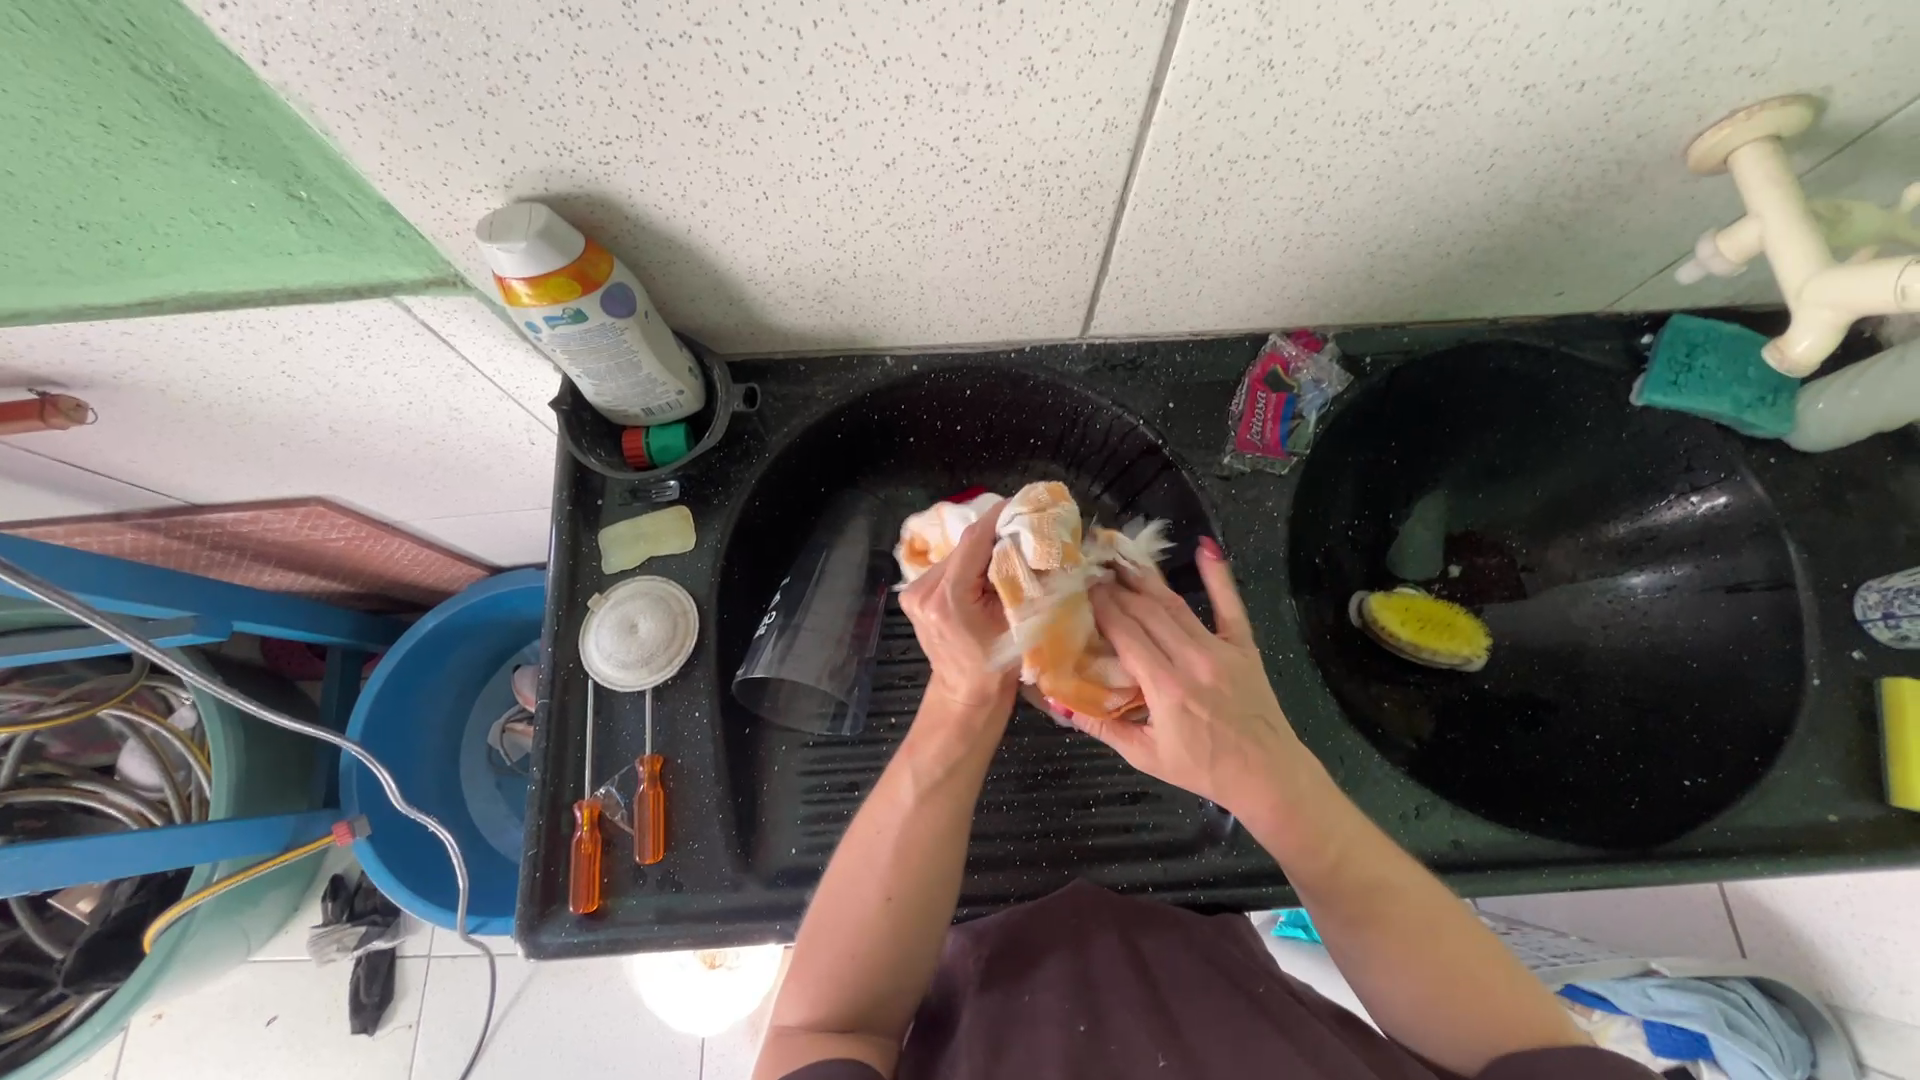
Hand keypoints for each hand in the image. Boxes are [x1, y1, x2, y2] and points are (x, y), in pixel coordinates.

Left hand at [900, 515, 1016, 713]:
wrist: (964, 694)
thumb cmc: (996, 666)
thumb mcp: (1017, 622)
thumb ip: (1021, 581)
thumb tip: (1037, 544)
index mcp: (948, 598)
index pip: (974, 541)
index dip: (998, 517)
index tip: (1021, 503)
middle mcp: (923, 590)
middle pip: (965, 546)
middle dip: (995, 535)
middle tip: (1024, 527)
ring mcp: (914, 592)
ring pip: (957, 554)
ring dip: (983, 549)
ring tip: (1009, 549)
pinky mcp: (914, 594)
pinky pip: (949, 567)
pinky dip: (970, 563)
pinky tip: (988, 568)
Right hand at [1078, 538, 1303, 812]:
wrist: (1267, 776)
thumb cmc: (1202, 769)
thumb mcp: (1144, 756)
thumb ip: (1101, 727)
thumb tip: (1058, 702)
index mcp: (1165, 687)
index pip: (1124, 632)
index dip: (1100, 607)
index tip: (1078, 589)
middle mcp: (1192, 660)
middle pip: (1145, 611)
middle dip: (1114, 588)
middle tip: (1090, 572)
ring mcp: (1221, 649)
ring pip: (1175, 604)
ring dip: (1145, 579)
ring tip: (1119, 560)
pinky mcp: (1245, 647)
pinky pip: (1230, 605)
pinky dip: (1219, 575)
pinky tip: (1205, 547)